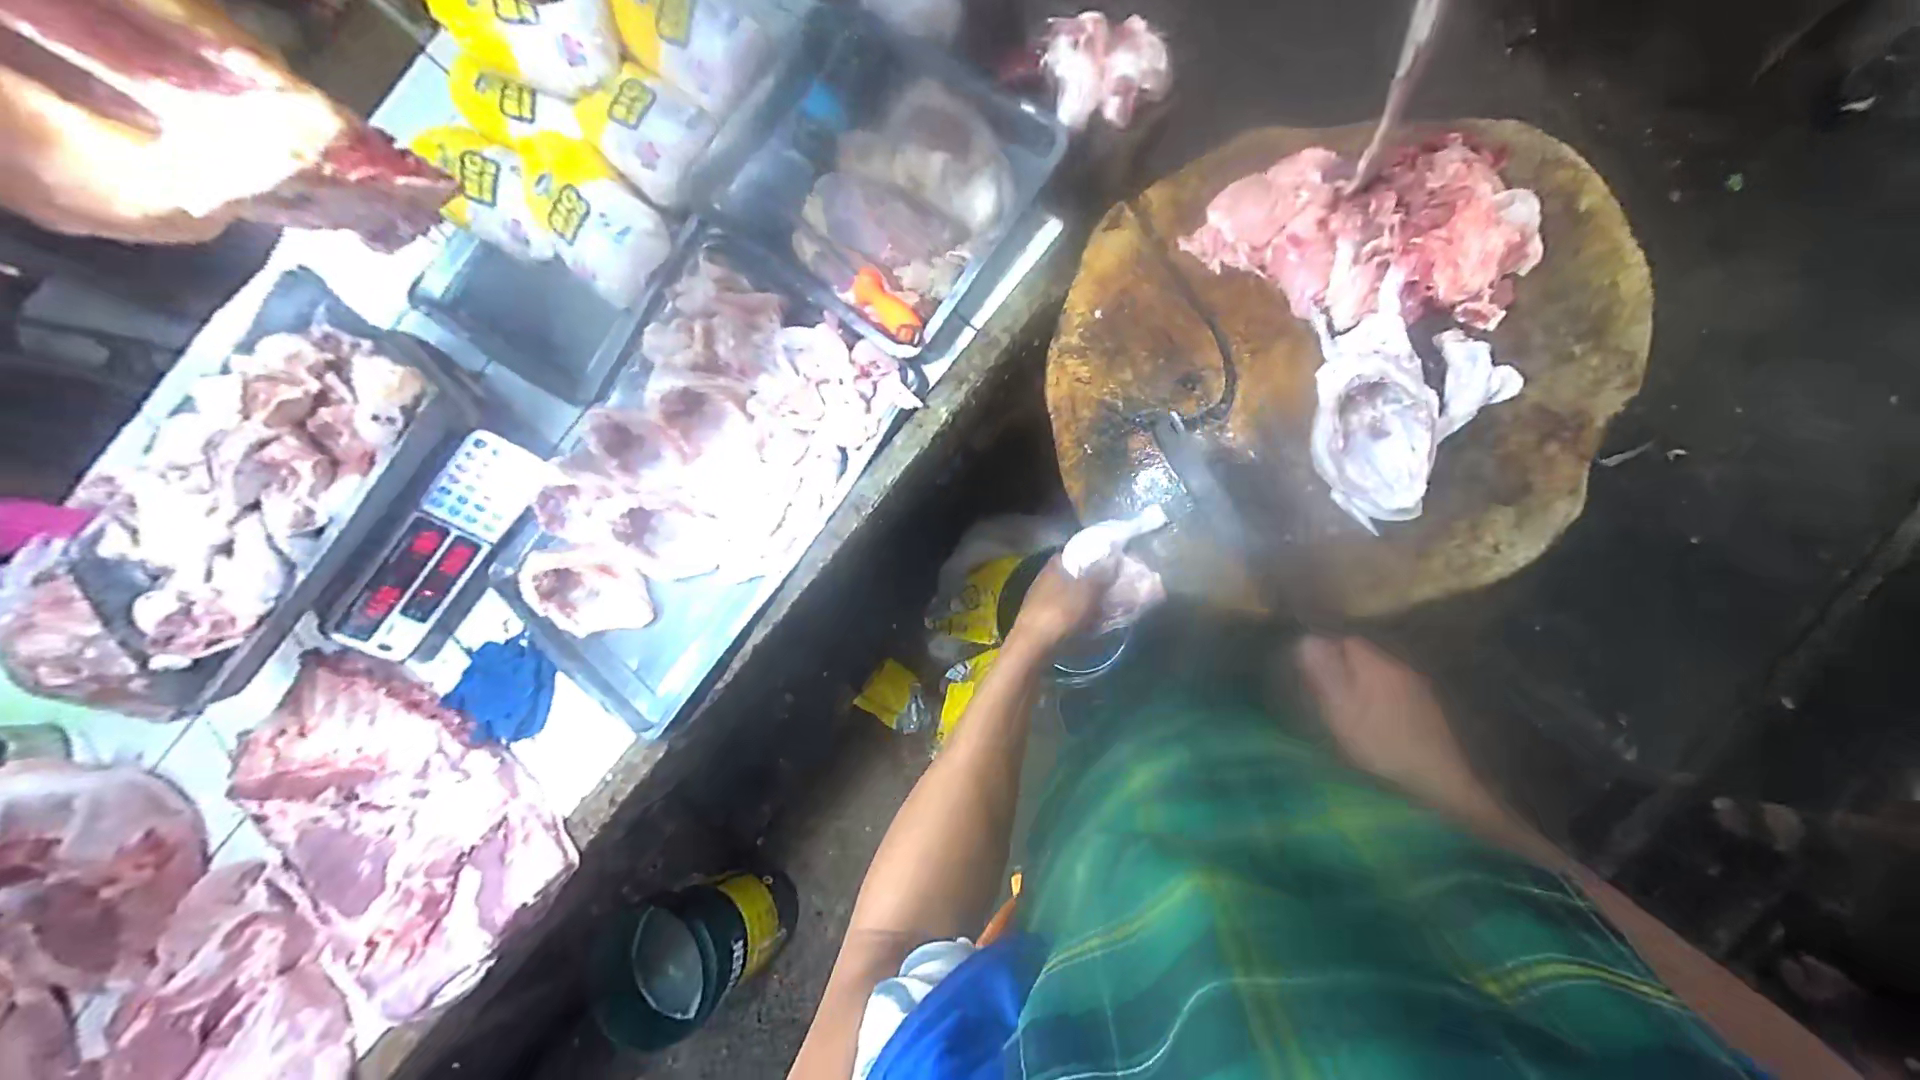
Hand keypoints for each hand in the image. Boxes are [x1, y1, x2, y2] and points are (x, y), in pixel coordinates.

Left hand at [1005, 556, 1111, 657]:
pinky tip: (1088, 624)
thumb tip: (1114, 560)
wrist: (1033, 647)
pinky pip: (1063, 613)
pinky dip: (1076, 616)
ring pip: (1067, 596)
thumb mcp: (1087, 591)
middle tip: (1110, 587)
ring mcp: (1039, 602)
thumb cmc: (1060, 613)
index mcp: (1052, 568)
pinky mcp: (1040, 621)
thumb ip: (1101, 575)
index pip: (1070, 554)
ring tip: (1104, 607)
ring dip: (1083, 601)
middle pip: (1070, 576)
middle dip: (1089, 581)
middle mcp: (1043, 581)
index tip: (1106, 562)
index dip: (1088, 557)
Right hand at [1296, 636, 1500, 821]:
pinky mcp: (1426, 703)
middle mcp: (1400, 668)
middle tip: (1330, 697)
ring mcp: (1417, 685)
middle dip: (1343, 668)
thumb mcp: (1342, 712)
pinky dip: (1379, 695)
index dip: (1327, 653)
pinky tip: (1377, 719)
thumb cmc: (1382, 745)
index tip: (1316, 677)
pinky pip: (1394, 687)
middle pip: (1364, 655)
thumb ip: (1324, 675)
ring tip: (1350, 710)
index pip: (1347, 641)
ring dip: (1361, 683)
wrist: (1440, 777)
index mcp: (1377, 667)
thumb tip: (1306, 641)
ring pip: (1379, 672)